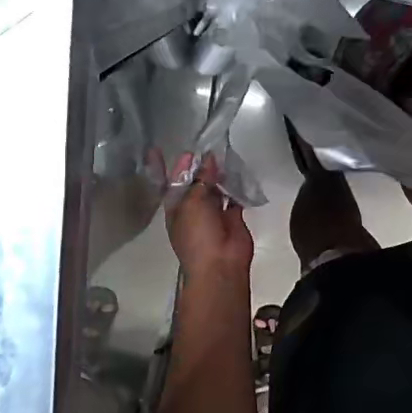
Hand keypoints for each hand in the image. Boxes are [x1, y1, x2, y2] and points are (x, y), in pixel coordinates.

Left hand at [165, 152, 252, 277]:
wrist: (220, 264)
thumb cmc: (198, 234)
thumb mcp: (192, 203)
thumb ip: (201, 180)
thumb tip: (209, 159)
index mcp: (175, 208)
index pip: (172, 183)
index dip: (173, 167)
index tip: (179, 150)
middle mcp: (193, 209)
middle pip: (195, 183)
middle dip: (200, 168)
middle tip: (210, 148)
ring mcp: (213, 213)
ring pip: (215, 188)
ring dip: (219, 175)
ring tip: (225, 155)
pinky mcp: (232, 216)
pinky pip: (233, 196)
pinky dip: (236, 186)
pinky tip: (239, 171)